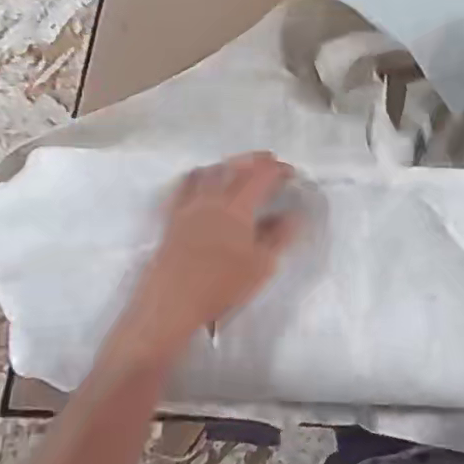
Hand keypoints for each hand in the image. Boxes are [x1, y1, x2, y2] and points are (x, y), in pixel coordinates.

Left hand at [108, 152, 301, 366]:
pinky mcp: (171, 217)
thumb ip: (278, 236)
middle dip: (254, 160)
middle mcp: (211, 199)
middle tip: (269, 160)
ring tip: (238, 167)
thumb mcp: (261, 265)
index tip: (290, 172)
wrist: (171, 303)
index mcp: (237, 207)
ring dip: (227, 163)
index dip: (277, 170)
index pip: (261, 177)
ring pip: (208, 171)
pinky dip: (198, 175)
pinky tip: (200, 180)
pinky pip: (184, 185)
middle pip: (234, 167)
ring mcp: (188, 206)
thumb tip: (292, 215)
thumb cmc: (221, 286)